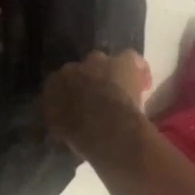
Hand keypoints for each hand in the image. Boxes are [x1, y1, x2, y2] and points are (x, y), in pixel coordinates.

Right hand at [43, 50, 151, 165]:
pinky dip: (136, 68)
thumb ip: (61, 121)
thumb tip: (66, 123)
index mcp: (52, 84)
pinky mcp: (122, 62)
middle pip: (79, 70)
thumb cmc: (80, 136)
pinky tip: (142, 82)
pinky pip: (129, 58)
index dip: (70, 94)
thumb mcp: (61, 132)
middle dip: (87, 80)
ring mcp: (97, 63)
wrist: (106, 128)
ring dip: (108, 72)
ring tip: (119, 89)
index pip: (58, 84)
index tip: (77, 108)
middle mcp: (71, 68)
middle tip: (97, 98)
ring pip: (103, 62)